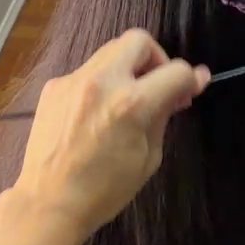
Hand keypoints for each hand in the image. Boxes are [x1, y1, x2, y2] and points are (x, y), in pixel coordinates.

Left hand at [10, 29, 210, 241]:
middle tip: (158, 85)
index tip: (195, 86)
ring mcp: (74, 80)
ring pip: (111, 51)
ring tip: (128, 99)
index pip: (176, 70)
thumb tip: (180, 91)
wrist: (49, 203)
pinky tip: (98, 113)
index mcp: (131, 104)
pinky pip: (87, 72)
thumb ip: (163, 116)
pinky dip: (102, 83)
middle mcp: (102, 82)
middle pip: (139, 40)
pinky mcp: (54, 87)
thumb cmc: (104, 190)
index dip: (192, 78)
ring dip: (128, 67)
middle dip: (157, 59)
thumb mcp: (148, 157)